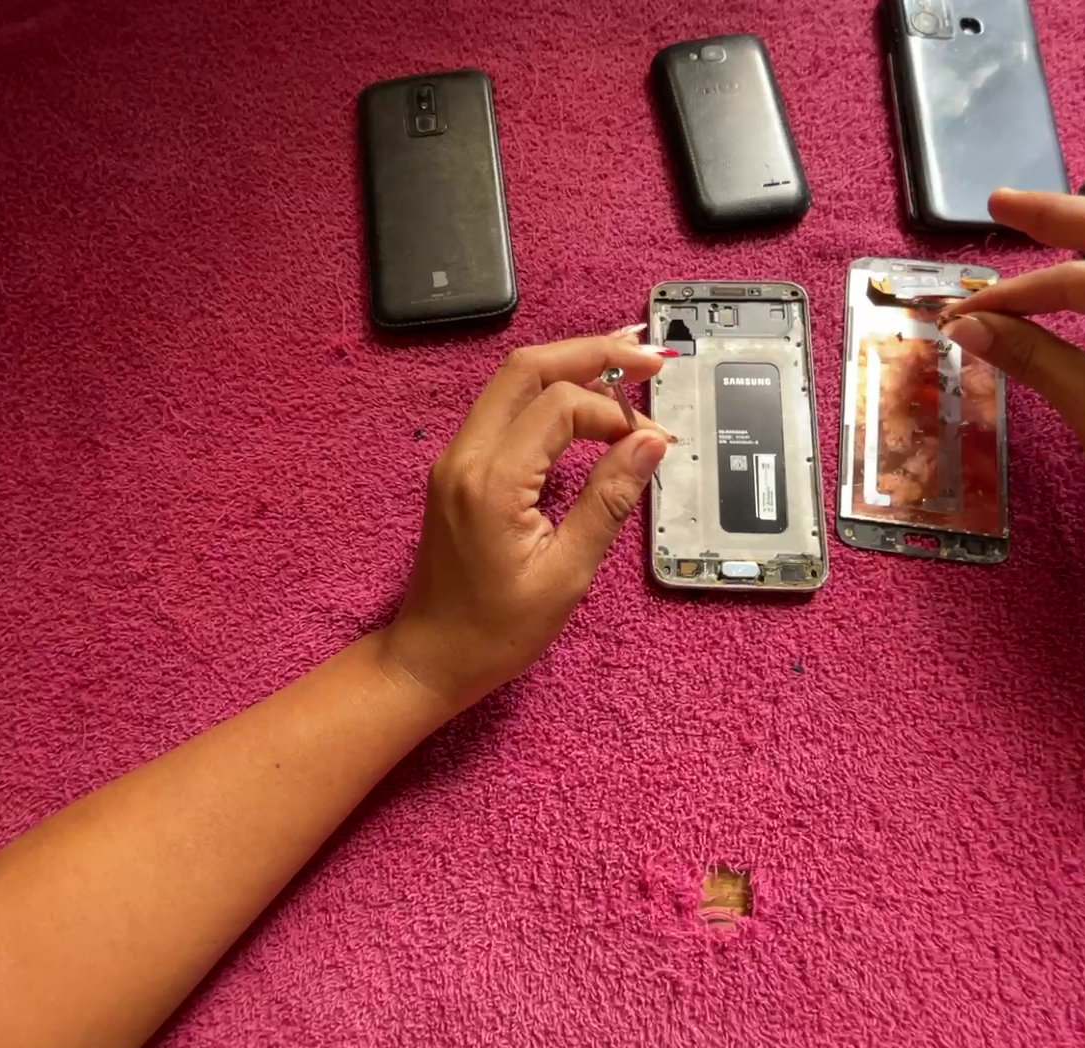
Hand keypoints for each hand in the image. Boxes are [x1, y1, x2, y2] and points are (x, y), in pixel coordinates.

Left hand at [378, 329, 675, 710]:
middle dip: (591, 353)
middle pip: (526, 368)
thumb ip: (608, 500)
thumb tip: (651, 443)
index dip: (614, 412)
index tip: (653, 442)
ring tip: (625, 366)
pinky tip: (582, 402)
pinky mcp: (457, 470)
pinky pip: (502, 411)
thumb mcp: (567, 573)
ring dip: (568, 368)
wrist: (431, 656)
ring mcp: (454, 459)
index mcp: (491, 481)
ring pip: (511, 383)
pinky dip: (545, 396)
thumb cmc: (498, 631)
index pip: (559, 405)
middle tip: (648, 359)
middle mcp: (464, 455)